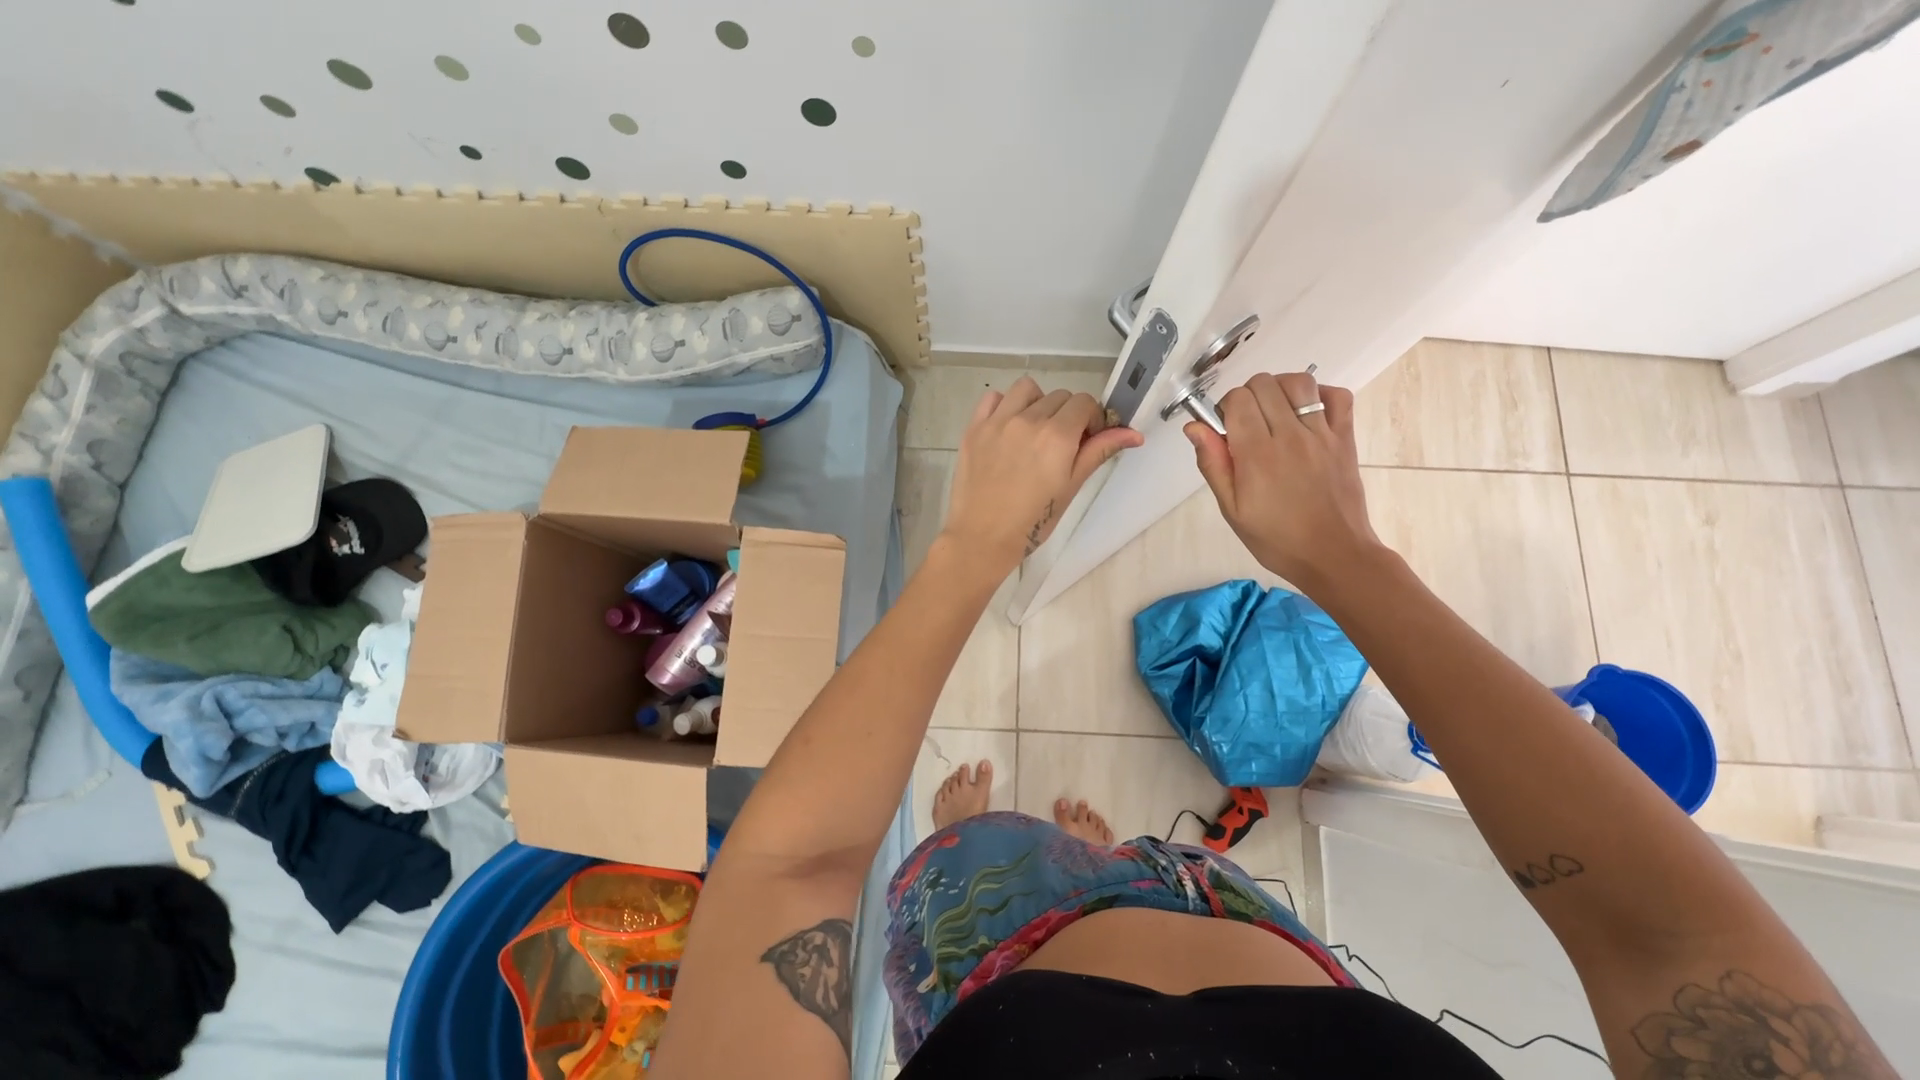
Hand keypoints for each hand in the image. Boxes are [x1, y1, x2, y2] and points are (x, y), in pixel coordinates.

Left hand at [942, 377, 1143, 573]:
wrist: (983, 538)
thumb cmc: (1033, 521)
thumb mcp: (1072, 486)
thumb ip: (1099, 452)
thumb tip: (1134, 434)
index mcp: (1057, 435)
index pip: (1085, 403)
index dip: (1092, 419)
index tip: (1086, 440)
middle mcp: (1028, 419)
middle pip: (1059, 396)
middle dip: (1067, 415)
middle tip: (1061, 445)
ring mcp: (998, 421)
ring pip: (1027, 389)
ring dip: (1037, 402)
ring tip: (1034, 431)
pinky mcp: (974, 428)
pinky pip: (993, 398)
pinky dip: (1004, 405)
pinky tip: (1007, 428)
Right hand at [1185, 372, 1384, 587]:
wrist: (1333, 554)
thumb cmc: (1276, 539)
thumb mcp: (1232, 510)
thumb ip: (1213, 464)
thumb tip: (1195, 427)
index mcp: (1257, 455)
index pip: (1237, 400)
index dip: (1225, 409)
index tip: (1227, 431)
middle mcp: (1290, 436)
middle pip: (1263, 384)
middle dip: (1248, 397)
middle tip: (1248, 425)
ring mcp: (1322, 434)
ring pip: (1298, 382)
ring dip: (1280, 389)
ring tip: (1276, 414)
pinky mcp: (1345, 438)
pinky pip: (1337, 396)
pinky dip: (1320, 394)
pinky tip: (1307, 413)